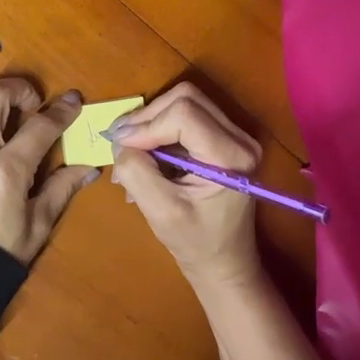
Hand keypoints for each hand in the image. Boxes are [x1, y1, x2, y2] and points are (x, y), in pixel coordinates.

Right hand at [108, 83, 265, 287]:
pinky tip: (146, 153)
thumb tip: (119, 141)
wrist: (223, 261)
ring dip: (151, 121)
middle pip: (184, 98)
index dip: (146, 126)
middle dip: (147, 117)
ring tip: (131, 149)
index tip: (120, 147)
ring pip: (183, 101)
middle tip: (121, 141)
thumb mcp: (160, 211)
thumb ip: (136, 172)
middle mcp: (240, 138)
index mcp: (231, 156)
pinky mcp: (223, 139)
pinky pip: (186, 115)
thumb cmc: (195, 242)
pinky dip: (159, 128)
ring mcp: (235, 136)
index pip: (182, 114)